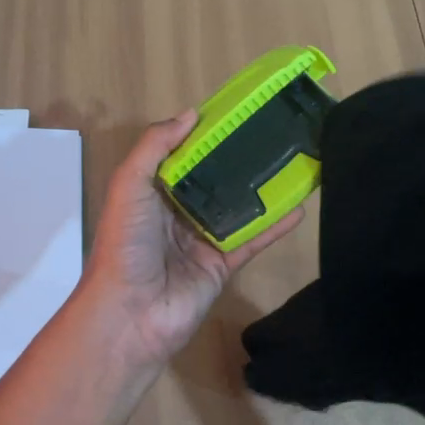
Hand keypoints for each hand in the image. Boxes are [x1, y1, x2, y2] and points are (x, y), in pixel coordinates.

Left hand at [80, 110, 304, 367]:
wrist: (132, 313)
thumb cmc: (126, 241)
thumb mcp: (129, 183)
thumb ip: (155, 146)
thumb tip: (191, 113)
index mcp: (152, 187)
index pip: (182, 153)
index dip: (204, 133)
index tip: (236, 112)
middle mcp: (177, 208)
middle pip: (212, 177)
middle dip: (237, 157)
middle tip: (273, 131)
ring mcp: (202, 236)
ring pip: (236, 205)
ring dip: (260, 187)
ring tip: (292, 162)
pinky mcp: (223, 264)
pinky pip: (252, 239)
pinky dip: (275, 225)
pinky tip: (299, 207)